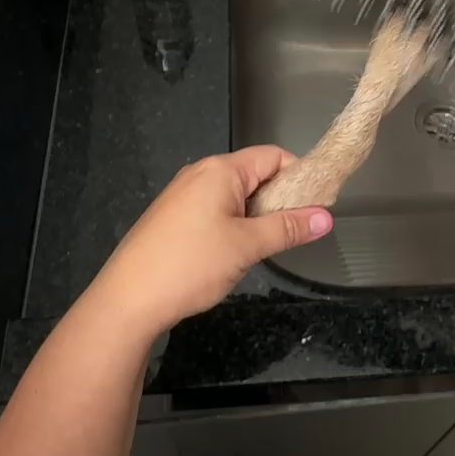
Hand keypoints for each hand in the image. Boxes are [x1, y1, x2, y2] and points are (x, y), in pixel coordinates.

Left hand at [82, 146, 332, 334]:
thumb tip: (326, 218)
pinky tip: (234, 252)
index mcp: (220, 170)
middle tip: (296, 229)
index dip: (300, 176)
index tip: (317, 204)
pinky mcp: (173, 216)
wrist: (128, 299)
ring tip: (266, 245)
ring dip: (256, 214)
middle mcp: (200, 173)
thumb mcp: (247, 246)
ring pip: (235, 194)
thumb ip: (288, 228)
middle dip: (279, 198)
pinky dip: (234, 223)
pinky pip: (215, 208)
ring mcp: (183, 194)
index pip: (273, 156)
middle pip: (254, 173)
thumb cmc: (191, 265)